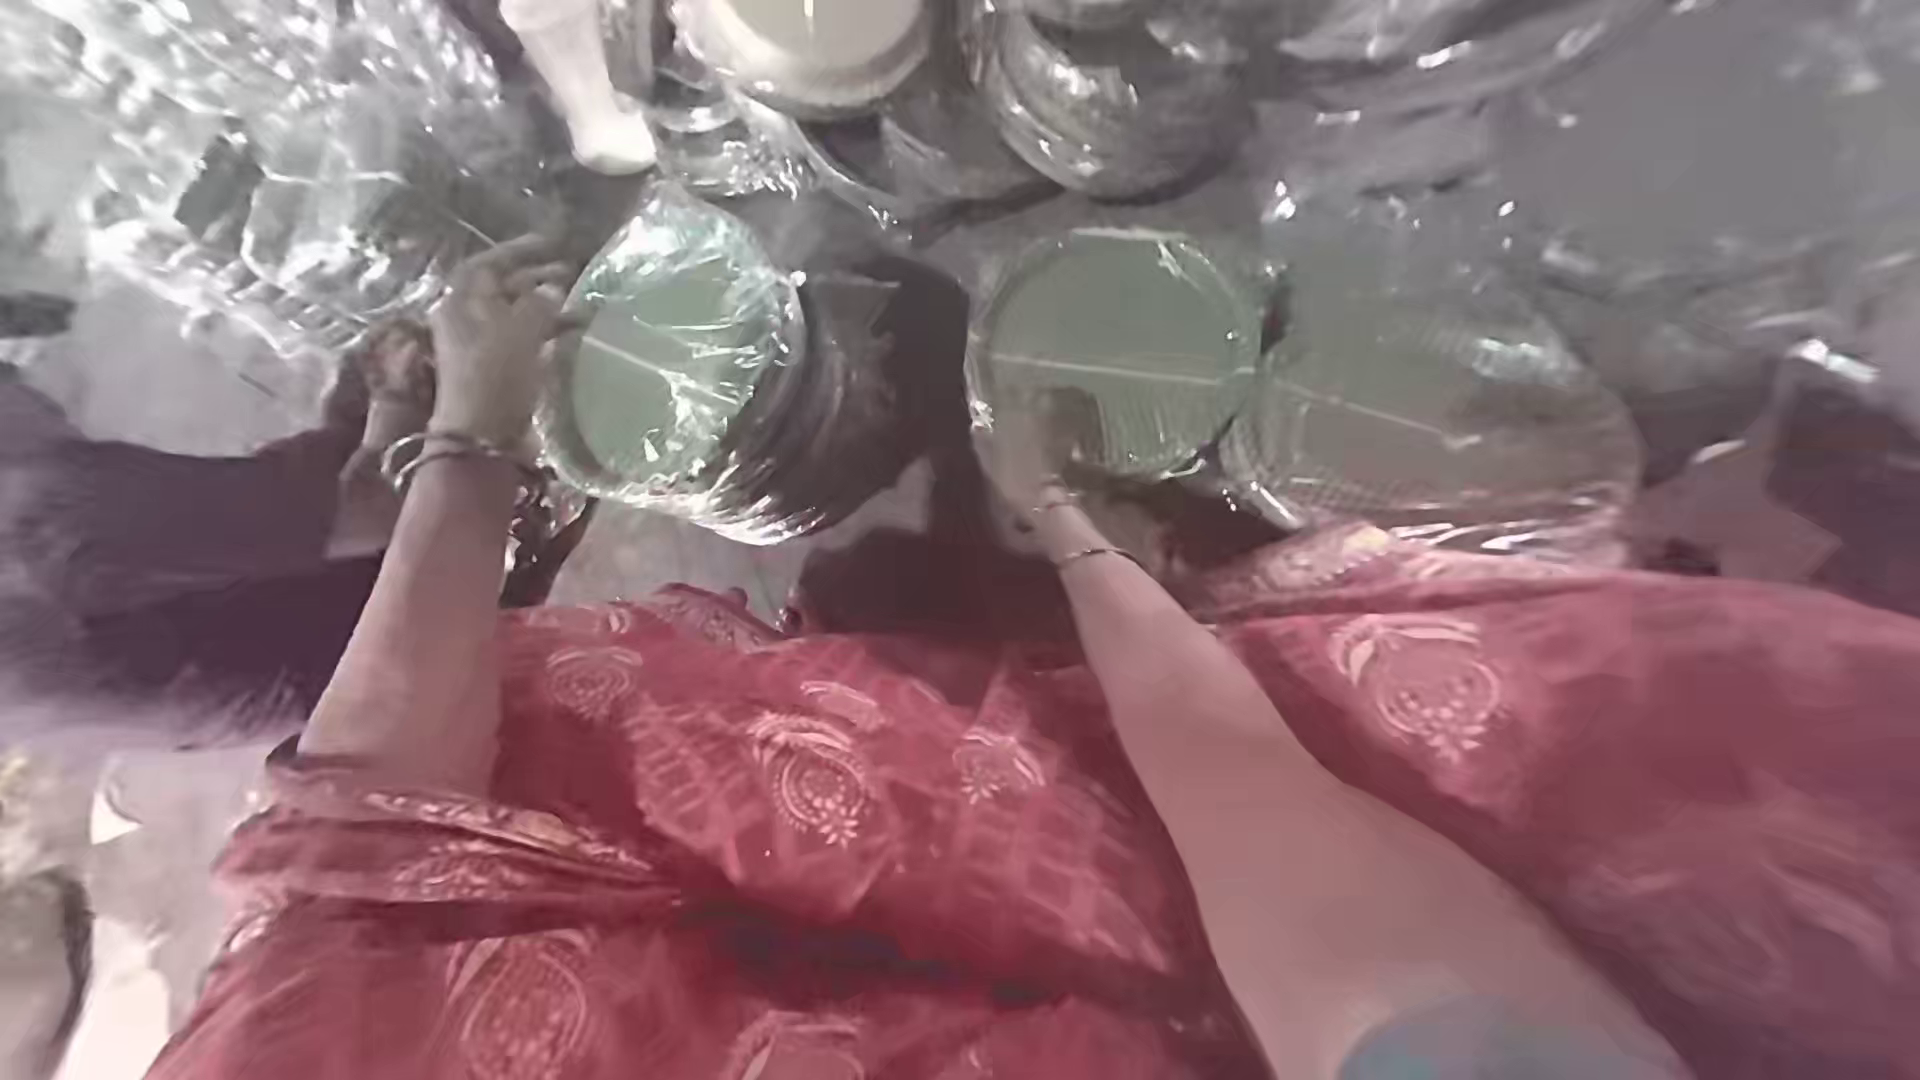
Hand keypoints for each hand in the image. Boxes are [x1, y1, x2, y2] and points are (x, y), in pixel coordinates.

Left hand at [428, 235, 575, 445]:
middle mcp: (469, 319)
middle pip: (503, 288)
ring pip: (519, 315)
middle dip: (537, 278)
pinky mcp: (504, 370)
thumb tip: (555, 289)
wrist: (485, 433)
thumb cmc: (496, 377)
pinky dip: (550, 332)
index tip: (551, 243)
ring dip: (548, 307)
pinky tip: (572, 333)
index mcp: (462, 302)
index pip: (489, 264)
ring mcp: (486, 346)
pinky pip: (528, 340)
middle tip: (572, 272)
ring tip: (580, 303)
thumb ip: (538, 305)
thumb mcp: (518, 333)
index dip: (519, 251)